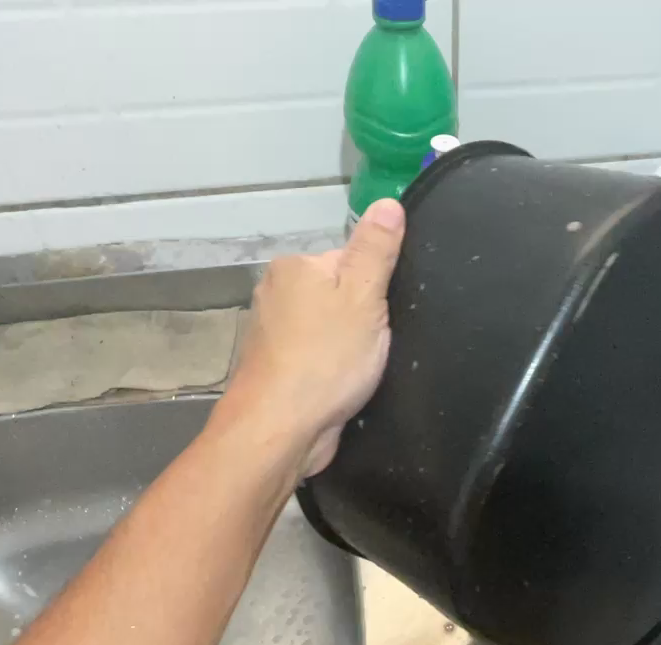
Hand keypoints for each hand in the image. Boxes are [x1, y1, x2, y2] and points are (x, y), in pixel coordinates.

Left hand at [215, 198, 405, 475]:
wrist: (281, 427)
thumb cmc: (326, 360)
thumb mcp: (364, 297)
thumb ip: (376, 250)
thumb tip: (388, 201)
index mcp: (296, 266)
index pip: (350, 261)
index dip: (377, 288)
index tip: (387, 317)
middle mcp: (276, 292)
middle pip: (338, 295)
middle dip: (361, 320)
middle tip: (376, 348)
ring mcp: (272, 333)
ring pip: (326, 330)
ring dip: (346, 349)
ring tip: (359, 372)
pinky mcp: (275, 369)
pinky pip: (315, 358)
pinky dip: (330, 371)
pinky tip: (340, 388)